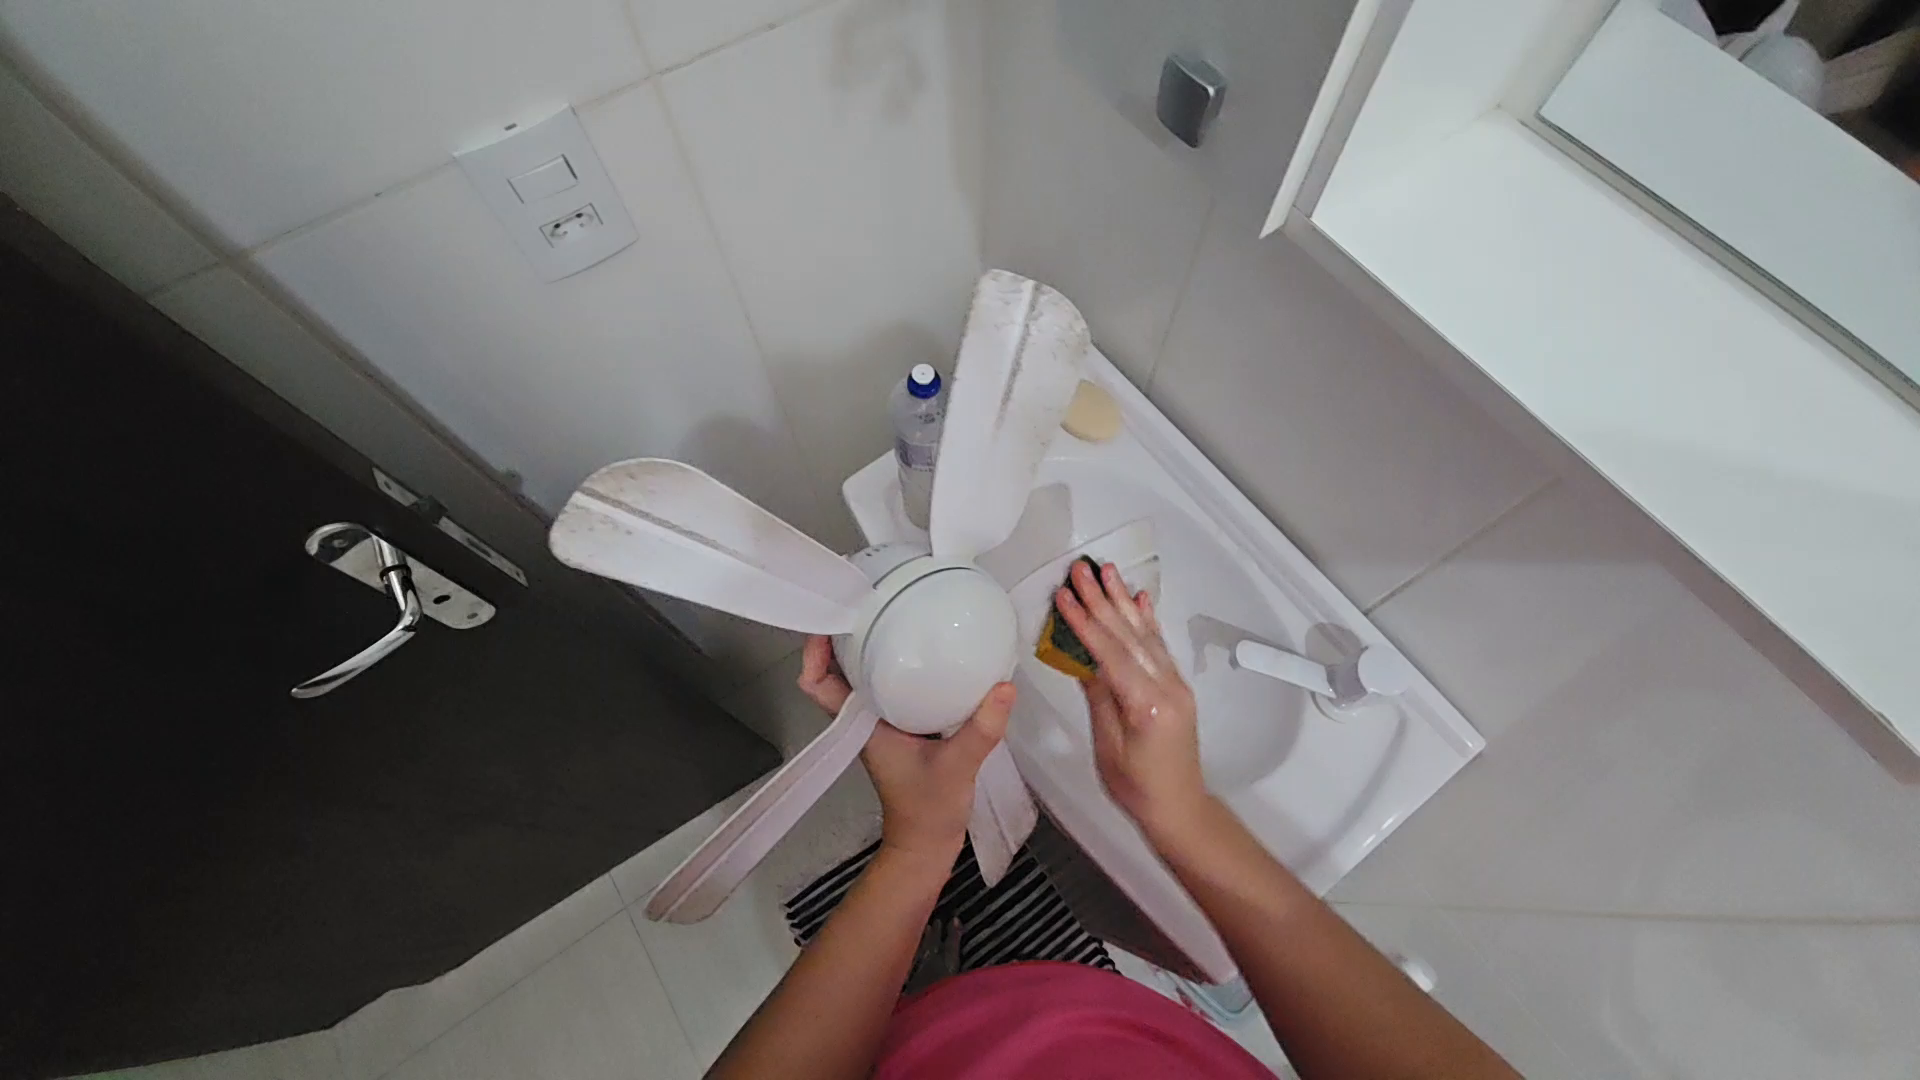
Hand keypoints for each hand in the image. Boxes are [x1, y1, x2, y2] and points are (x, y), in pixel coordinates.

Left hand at [797, 636, 1014, 865]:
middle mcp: (864, 718)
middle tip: (869, 603)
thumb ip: (981, 729)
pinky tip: (923, 652)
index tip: (830, 622)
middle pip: (837, 671)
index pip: (817, 685)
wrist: (928, 845)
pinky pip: (888, 687)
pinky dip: (895, 666)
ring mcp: (880, 723)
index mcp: (862, 724)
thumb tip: (1004, 686)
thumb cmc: (929, 810)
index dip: (814, 653)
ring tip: (892, 615)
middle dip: (845, 637)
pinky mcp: (899, 727)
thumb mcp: (957, 766)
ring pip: (861, 677)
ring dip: (868, 649)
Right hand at [1054, 561, 1208, 837]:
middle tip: (1082, 569)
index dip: (1085, 622)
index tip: (1065, 594)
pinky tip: (1141, 599)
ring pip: (1145, 634)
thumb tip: (1085, 661)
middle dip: (1102, 599)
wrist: (1179, 807)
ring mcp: (1176, 684)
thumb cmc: (1137, 788)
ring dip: (1124, 600)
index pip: (1110, 654)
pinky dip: (1148, 619)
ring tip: (1107, 571)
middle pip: (1128, 635)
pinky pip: (1160, 646)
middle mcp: (1166, 688)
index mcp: (1146, 705)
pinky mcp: (1177, 687)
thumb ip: (1099, 698)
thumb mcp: (1108, 746)